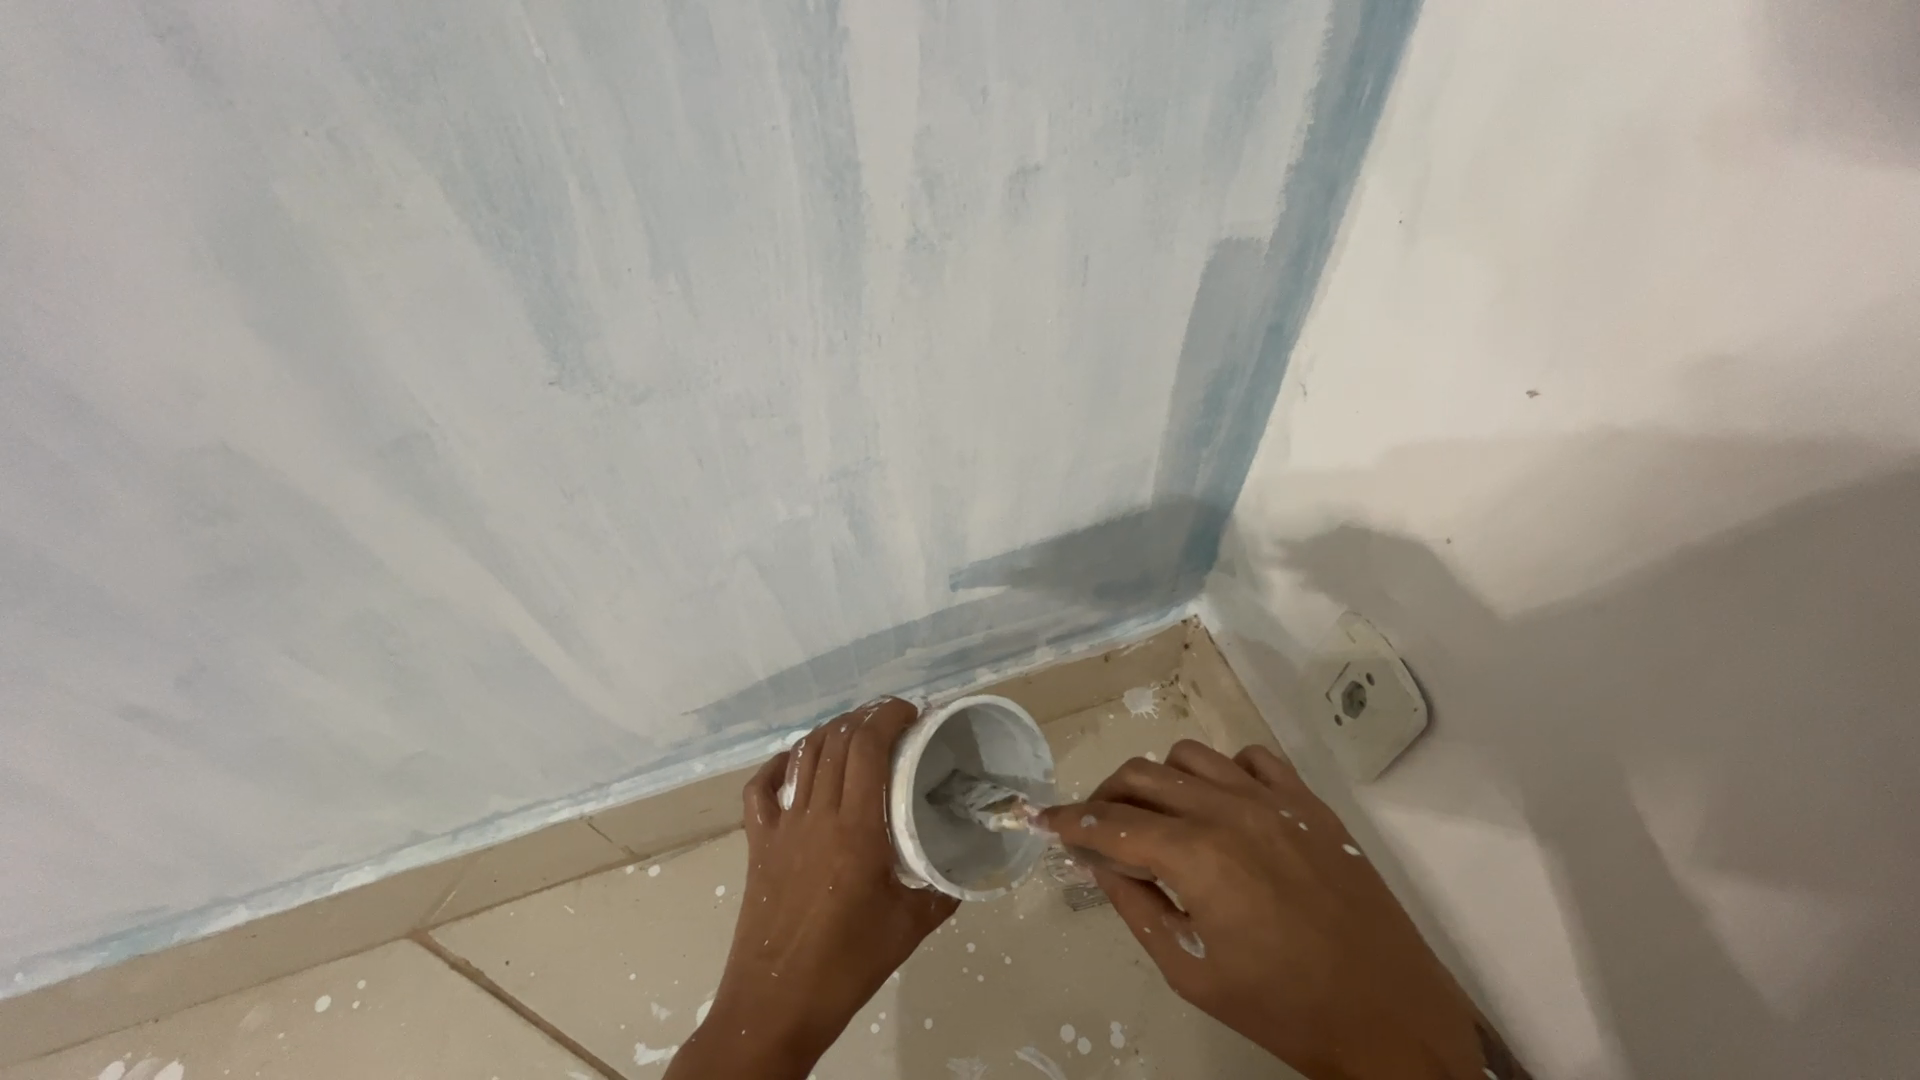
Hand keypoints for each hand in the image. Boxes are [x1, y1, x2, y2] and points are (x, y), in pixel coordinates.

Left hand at [666, 698, 958, 1079]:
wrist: (775, 1004)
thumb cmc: (847, 965)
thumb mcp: (909, 928)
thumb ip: (941, 891)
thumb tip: (965, 867)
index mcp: (856, 829)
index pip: (867, 747)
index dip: (888, 717)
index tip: (911, 713)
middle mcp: (816, 815)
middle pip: (836, 741)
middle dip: (865, 718)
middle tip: (893, 723)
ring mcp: (781, 826)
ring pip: (803, 756)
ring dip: (830, 733)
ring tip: (856, 734)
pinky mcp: (757, 844)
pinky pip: (761, 789)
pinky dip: (779, 765)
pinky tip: (795, 764)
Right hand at [1041, 740, 1522, 1079]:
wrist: (1388, 1014)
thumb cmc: (1280, 1005)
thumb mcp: (1189, 969)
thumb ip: (1135, 904)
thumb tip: (1097, 860)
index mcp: (1196, 856)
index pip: (1110, 824)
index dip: (1069, 822)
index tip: (1043, 819)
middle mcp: (1229, 810)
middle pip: (1141, 777)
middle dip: (1105, 799)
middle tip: (1095, 830)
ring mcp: (1273, 798)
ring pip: (1189, 756)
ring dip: (1159, 782)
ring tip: (1158, 818)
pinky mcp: (1308, 801)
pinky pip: (1249, 758)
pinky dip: (1221, 773)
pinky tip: (1221, 806)